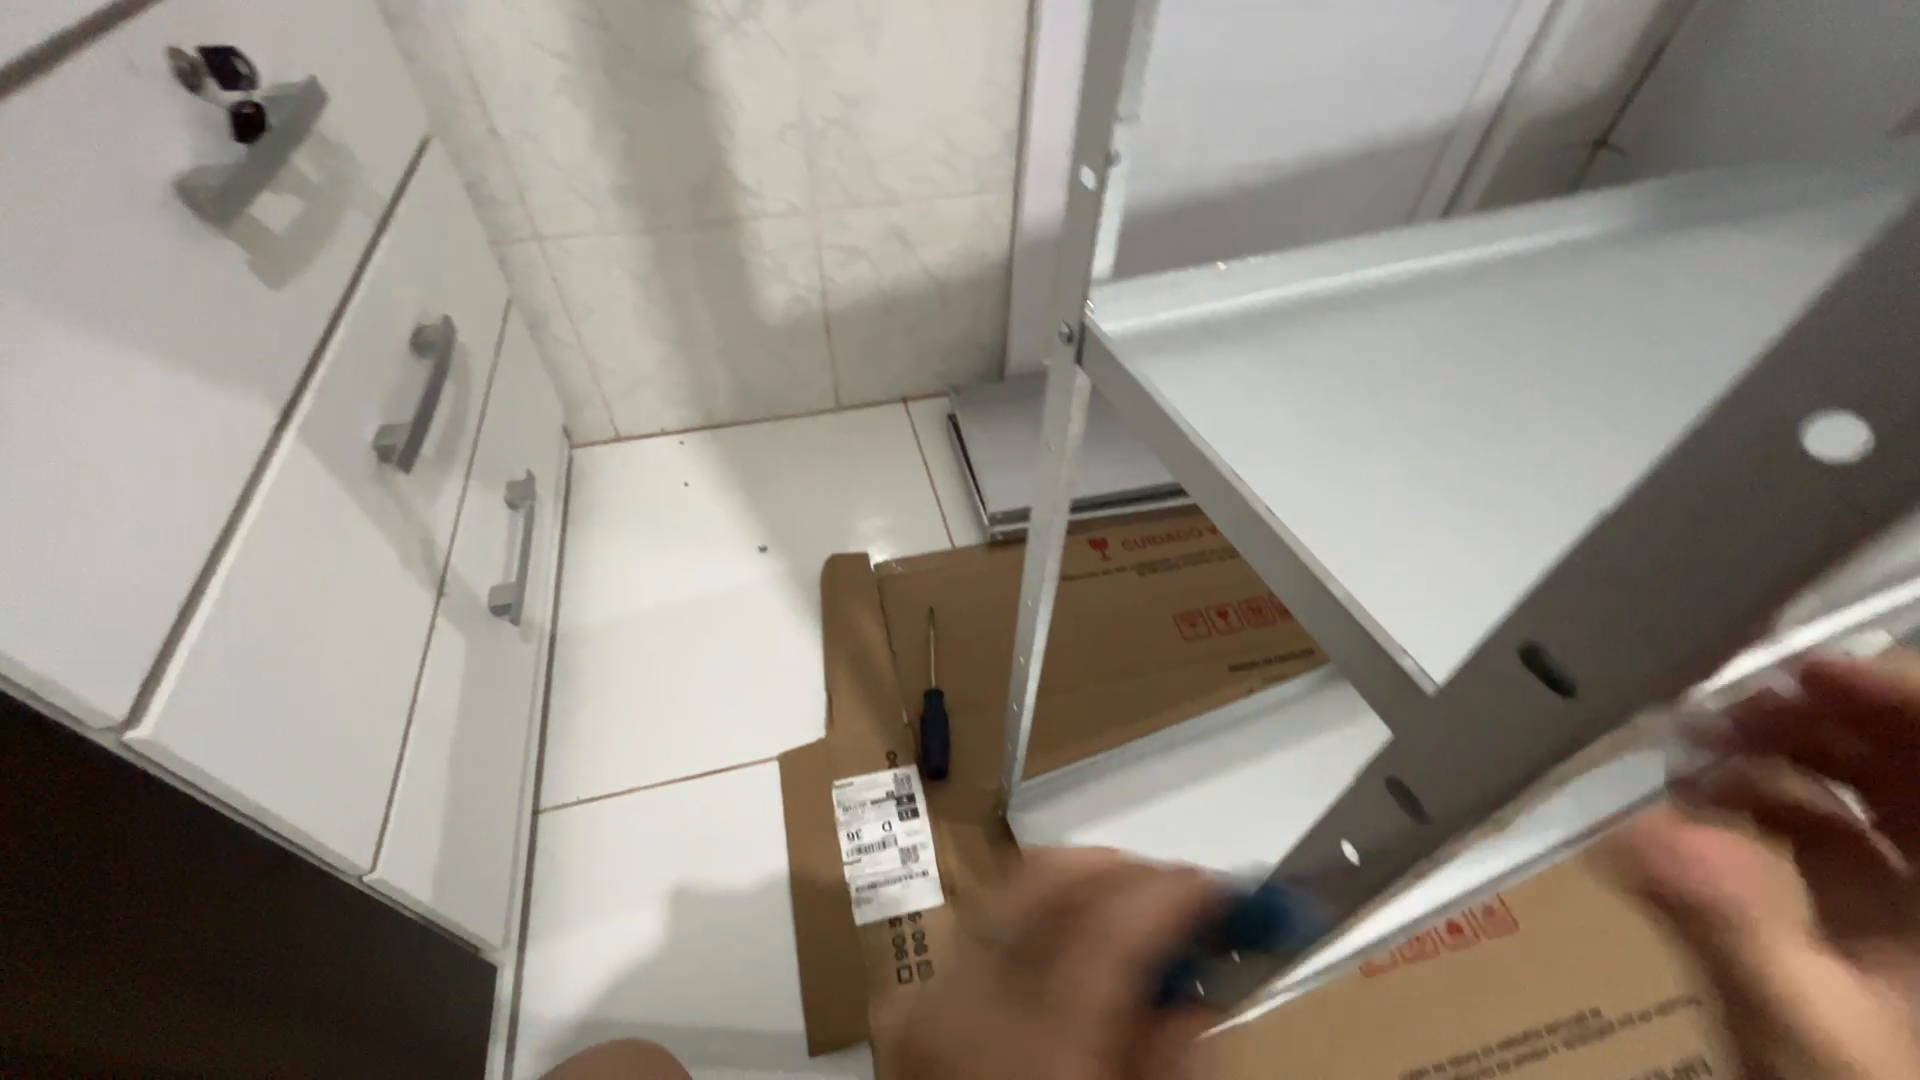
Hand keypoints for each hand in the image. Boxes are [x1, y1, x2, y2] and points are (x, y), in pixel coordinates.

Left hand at [878, 848, 1220, 1079]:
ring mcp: (929, 997)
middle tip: (1189, 901)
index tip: (1228, 892)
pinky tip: (1089, 950)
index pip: (1112, 923)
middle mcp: (966, 1004)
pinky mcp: (917, 1003)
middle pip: (1054, 876)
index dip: (1178, 892)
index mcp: (1032, 1056)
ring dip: (1093, 885)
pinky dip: (1051, 913)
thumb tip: (1196, 993)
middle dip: (1133, 872)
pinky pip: (995, 922)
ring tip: (1146, 922)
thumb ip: (1172, 1065)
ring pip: (1020, 886)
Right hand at [1605, 652, 1919, 1079]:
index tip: (1800, 669)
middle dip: (1815, 718)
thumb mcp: (1799, 1024)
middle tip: (1717, 708)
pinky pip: (1839, 829)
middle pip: (1913, 759)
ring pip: (1879, 788)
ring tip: (1698, 747)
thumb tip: (1640, 832)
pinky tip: (1705, 803)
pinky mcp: (1883, 918)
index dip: (1894, 695)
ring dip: (1785, 754)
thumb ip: (1733, 926)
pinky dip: (1771, 802)